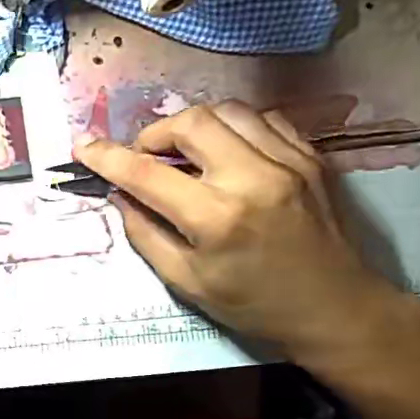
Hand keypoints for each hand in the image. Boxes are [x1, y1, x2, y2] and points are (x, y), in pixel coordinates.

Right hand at [71, 101, 419, 363]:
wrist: (334, 308)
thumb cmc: (255, 305)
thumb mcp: (188, 283)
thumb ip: (146, 235)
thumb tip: (120, 195)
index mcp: (217, 219)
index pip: (147, 174)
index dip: (108, 157)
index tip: (84, 146)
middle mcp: (252, 178)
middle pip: (190, 122)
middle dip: (156, 133)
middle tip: (148, 158)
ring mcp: (288, 161)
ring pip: (228, 110)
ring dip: (195, 124)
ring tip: (186, 152)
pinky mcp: (311, 156)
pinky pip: (263, 119)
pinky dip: (235, 127)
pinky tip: (228, 150)